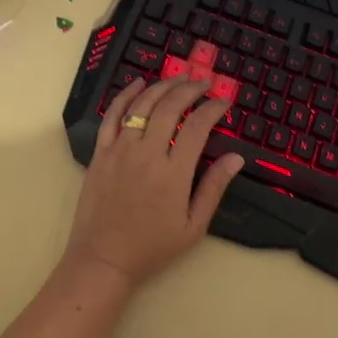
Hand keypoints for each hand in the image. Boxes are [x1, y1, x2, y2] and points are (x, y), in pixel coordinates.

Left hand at [64, 75, 244, 287]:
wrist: (103, 259)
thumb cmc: (152, 247)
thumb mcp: (193, 227)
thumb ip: (214, 188)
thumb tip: (236, 157)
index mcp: (174, 173)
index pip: (197, 126)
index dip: (213, 108)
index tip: (224, 102)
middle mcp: (147, 153)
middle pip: (170, 107)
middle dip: (190, 89)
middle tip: (204, 82)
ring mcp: (120, 150)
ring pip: (143, 105)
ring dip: (163, 86)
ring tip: (179, 78)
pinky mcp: (101, 152)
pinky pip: (112, 115)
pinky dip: (126, 95)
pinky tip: (138, 84)